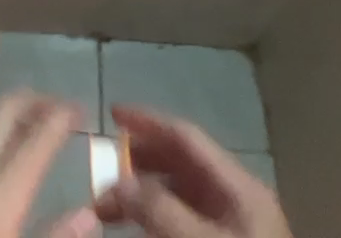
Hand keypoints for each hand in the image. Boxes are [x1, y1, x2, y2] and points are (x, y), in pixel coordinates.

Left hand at [0, 93, 96, 237]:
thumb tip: (87, 214)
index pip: (38, 137)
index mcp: (1, 196)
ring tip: (36, 130)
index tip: (81, 110)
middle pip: (5, 111)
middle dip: (36, 102)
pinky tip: (0, 163)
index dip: (62, 116)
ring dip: (12, 120)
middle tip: (59, 109)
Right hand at [96, 106, 291, 237]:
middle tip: (101, 176)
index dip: (148, 122)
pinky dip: (155, 223)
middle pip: (181, 166)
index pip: (186, 138)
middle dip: (139, 165)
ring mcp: (232, 230)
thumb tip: (119, 181)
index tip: (111, 115)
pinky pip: (181, 225)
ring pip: (178, 197)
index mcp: (238, 188)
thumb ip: (159, 210)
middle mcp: (236, 201)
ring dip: (142, 197)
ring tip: (106, 211)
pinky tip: (134, 232)